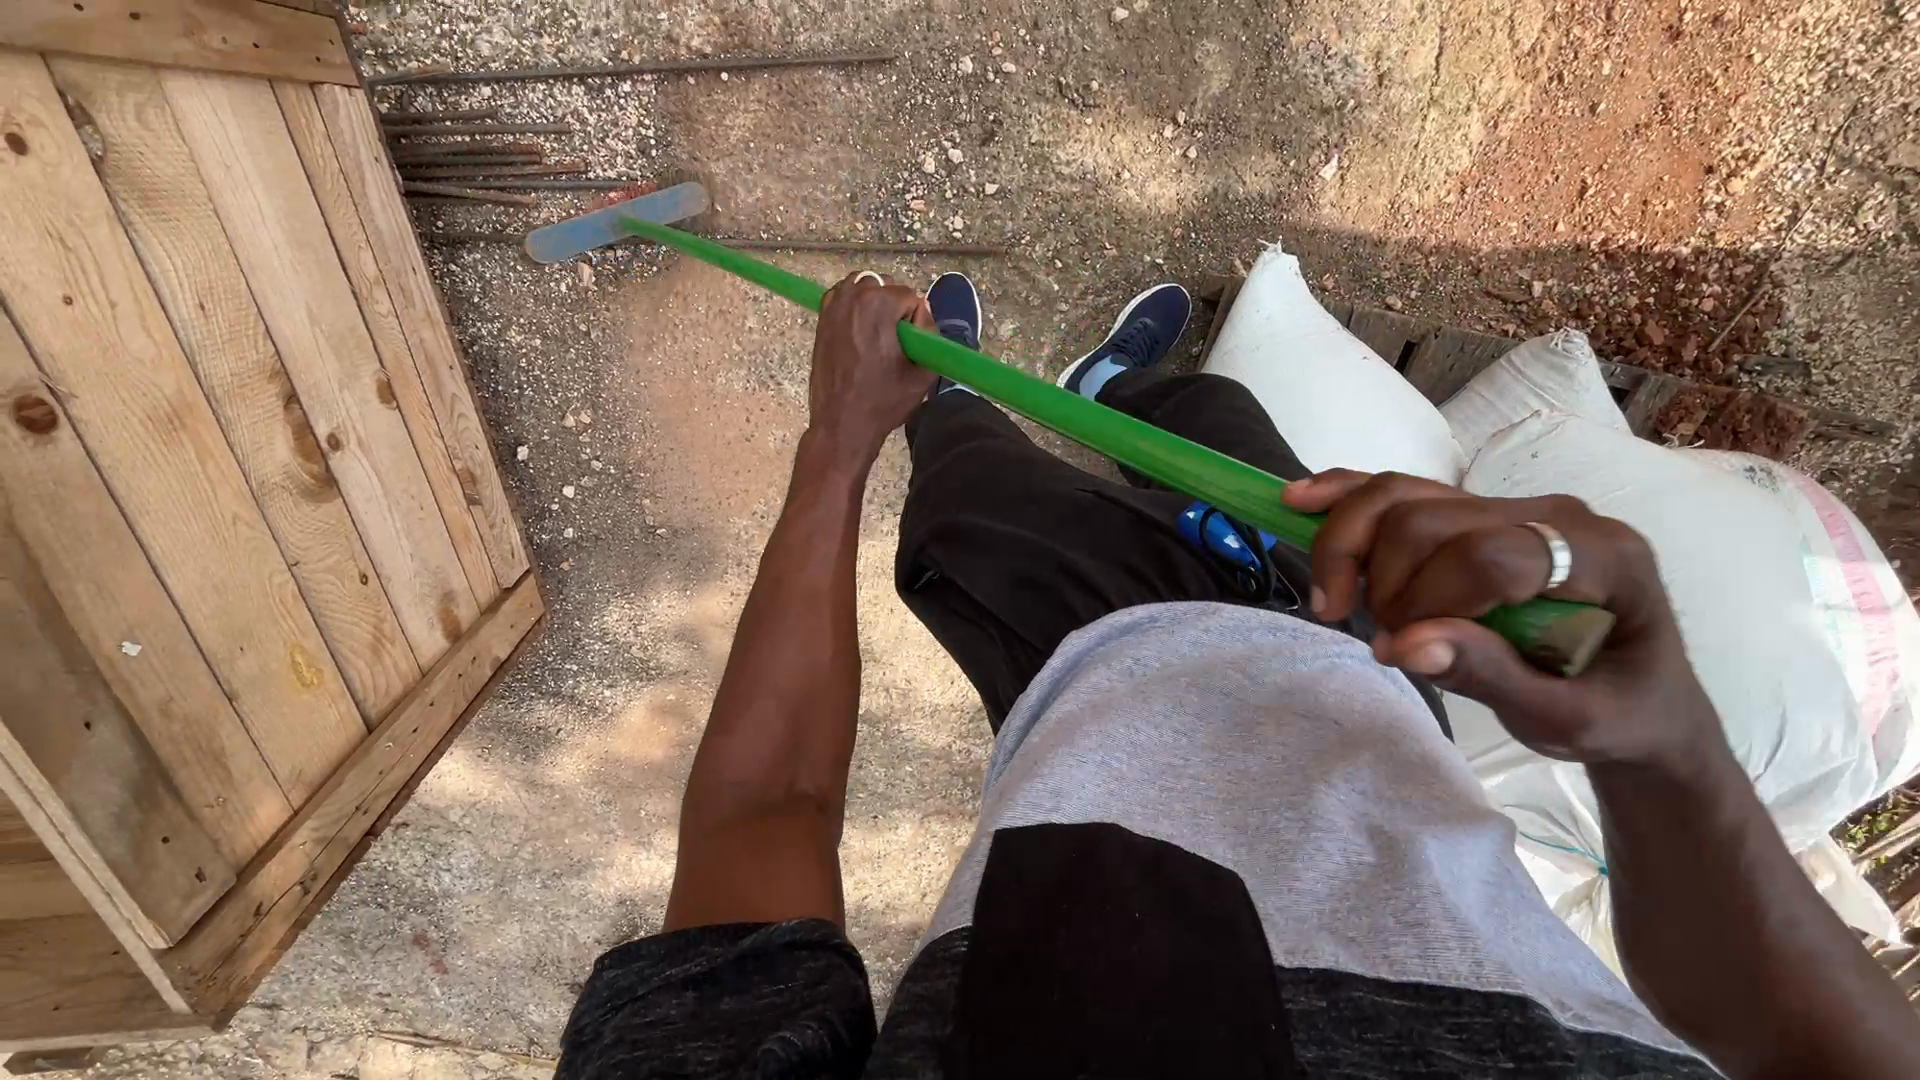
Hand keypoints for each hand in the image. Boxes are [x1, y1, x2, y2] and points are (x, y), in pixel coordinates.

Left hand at [805, 272, 936, 467]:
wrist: (842, 422)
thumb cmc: (883, 401)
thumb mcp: (922, 373)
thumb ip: (930, 334)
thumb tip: (924, 310)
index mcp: (879, 304)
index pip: (910, 296)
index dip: (915, 321)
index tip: (909, 345)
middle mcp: (853, 296)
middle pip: (885, 286)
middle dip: (894, 307)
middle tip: (895, 341)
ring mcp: (833, 306)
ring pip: (862, 287)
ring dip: (874, 303)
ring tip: (878, 334)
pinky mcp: (821, 319)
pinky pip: (843, 297)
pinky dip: (854, 306)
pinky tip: (860, 331)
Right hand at [1282, 469, 1724, 770]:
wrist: (1635, 695)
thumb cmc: (1614, 712)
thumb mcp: (1568, 718)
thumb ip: (1492, 675)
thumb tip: (1403, 646)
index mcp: (1602, 556)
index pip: (1488, 554)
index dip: (1430, 602)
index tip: (1405, 652)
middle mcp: (1555, 513)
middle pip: (1426, 519)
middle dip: (1382, 582)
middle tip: (1377, 636)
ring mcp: (1509, 505)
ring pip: (1398, 495)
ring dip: (1345, 545)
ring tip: (1332, 598)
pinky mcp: (1471, 511)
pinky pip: (1398, 490)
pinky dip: (1343, 496)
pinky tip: (1299, 500)